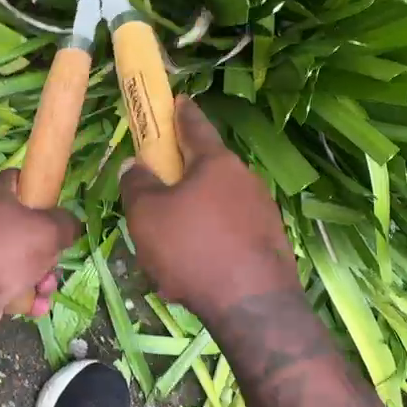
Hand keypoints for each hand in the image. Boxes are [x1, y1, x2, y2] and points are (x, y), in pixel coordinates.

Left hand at [0, 171, 80, 334]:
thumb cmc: (7, 251)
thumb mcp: (50, 230)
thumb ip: (67, 222)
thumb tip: (70, 225)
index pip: (19, 178)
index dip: (40, 188)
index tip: (57, 206)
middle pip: (27, 225)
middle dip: (49, 248)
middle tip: (55, 258)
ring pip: (23, 258)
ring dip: (42, 276)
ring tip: (45, 288)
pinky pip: (11, 281)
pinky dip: (25, 293)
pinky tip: (35, 305)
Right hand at [120, 96, 297, 317]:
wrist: (252, 307)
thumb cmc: (192, 249)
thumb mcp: (146, 215)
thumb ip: (137, 185)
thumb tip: (136, 166)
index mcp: (216, 163)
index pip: (195, 127)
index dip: (181, 113)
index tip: (177, 99)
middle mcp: (245, 180)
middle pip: (206, 169)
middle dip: (181, 176)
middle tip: (156, 192)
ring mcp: (262, 212)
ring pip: (217, 203)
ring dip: (194, 213)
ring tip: (169, 242)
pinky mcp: (270, 243)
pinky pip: (229, 232)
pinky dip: (209, 240)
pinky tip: (192, 267)